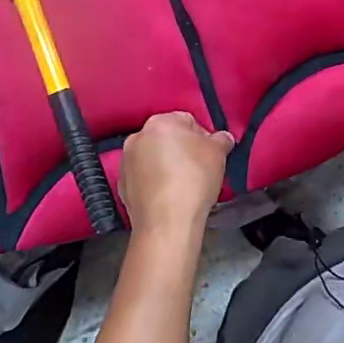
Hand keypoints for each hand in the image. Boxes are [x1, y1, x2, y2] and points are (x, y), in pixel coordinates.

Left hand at [119, 112, 232, 246]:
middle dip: (182, 149)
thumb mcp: (218, 153)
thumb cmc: (194, 179)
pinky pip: (143, 176)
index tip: (210, 155)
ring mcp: (126, 161)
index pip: (188, 121)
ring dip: (166, 164)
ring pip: (153, 157)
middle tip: (198, 169)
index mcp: (160, 122)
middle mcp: (138, 136)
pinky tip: (167, 195)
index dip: (203, 137)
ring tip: (182, 184)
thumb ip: (221, 140)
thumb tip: (222, 138)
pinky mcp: (121, 184)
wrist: (166, 221)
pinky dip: (154, 181)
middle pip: (167, 138)